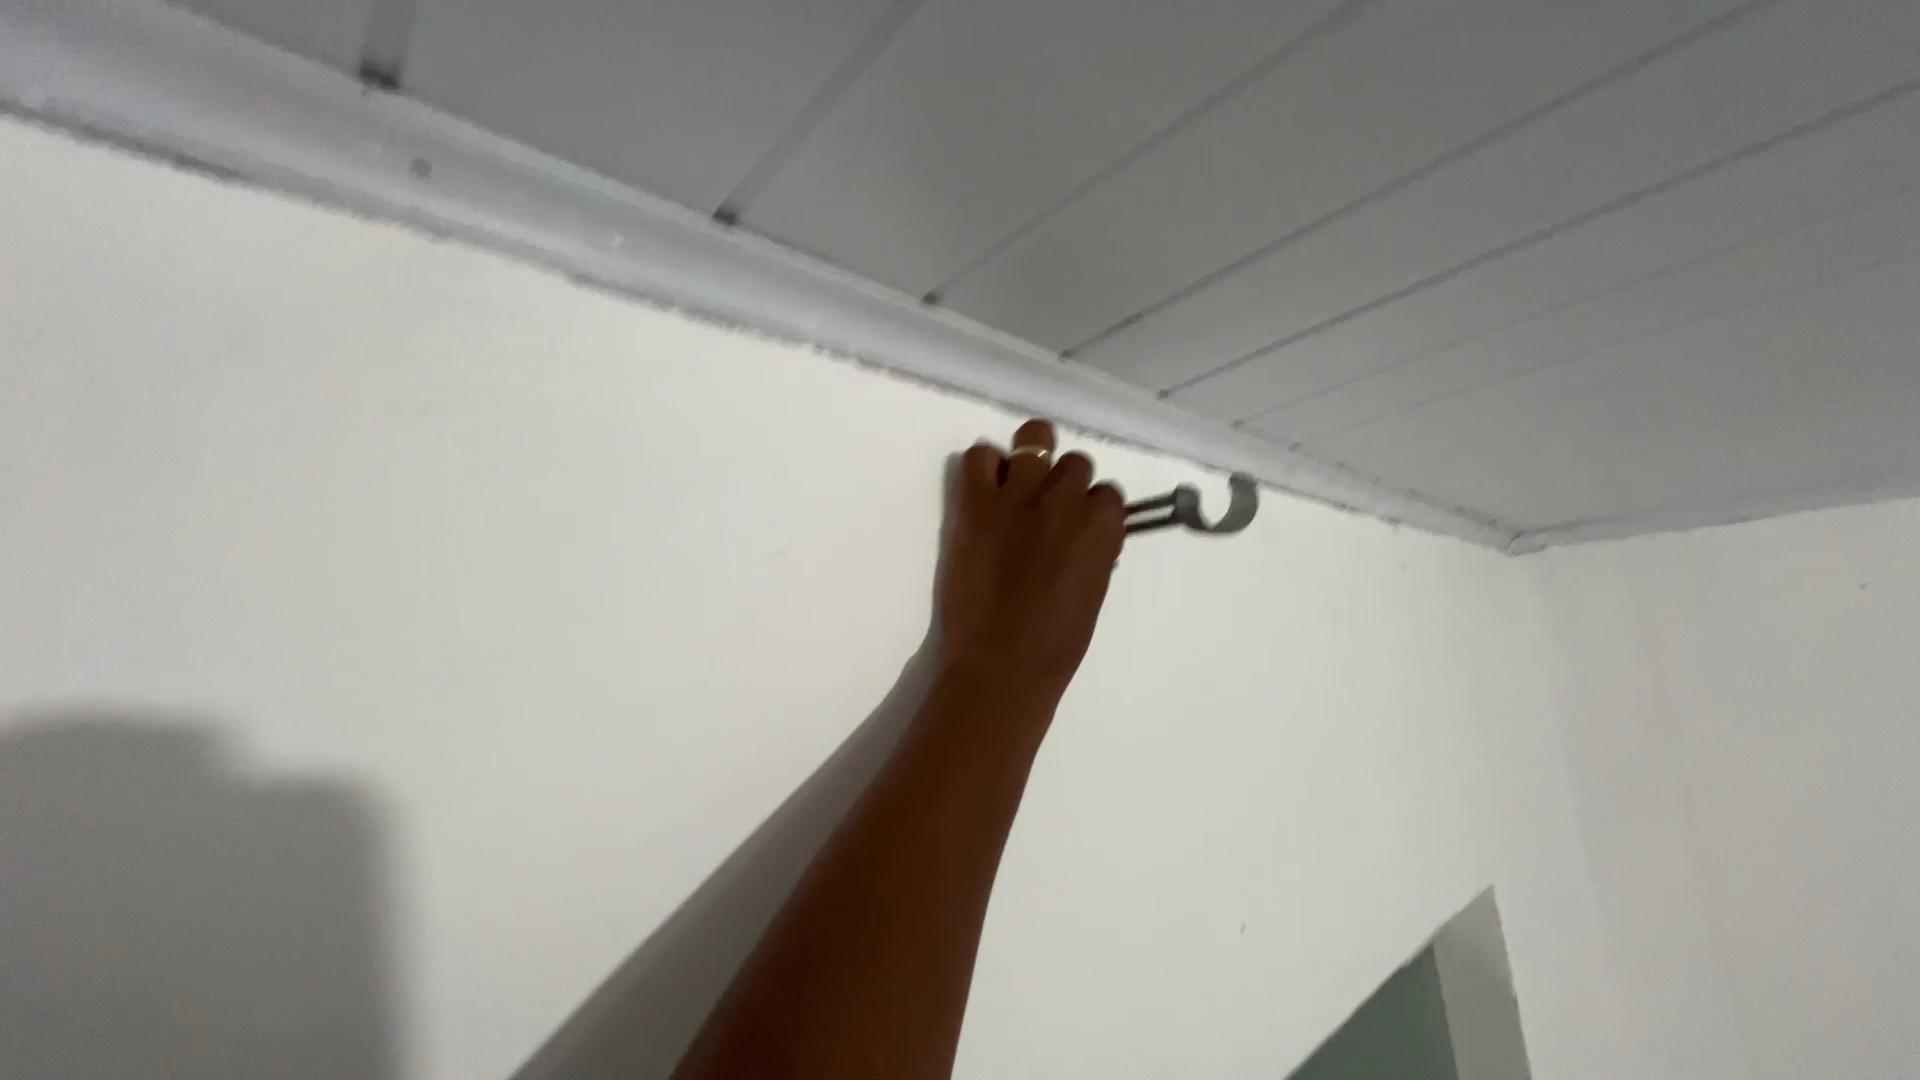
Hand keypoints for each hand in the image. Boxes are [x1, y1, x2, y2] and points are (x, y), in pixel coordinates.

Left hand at [937, 419, 1125, 698]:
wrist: (1001, 663)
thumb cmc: (1056, 643)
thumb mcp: (1092, 591)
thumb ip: (1092, 552)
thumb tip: (1081, 537)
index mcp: (1102, 525)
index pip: (1106, 494)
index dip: (1089, 510)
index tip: (1074, 529)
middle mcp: (1065, 497)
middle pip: (1074, 464)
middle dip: (1062, 485)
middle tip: (1043, 513)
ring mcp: (1018, 494)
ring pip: (1034, 440)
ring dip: (1029, 458)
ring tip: (1015, 485)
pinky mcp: (974, 501)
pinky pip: (978, 455)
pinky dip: (983, 467)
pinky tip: (983, 492)